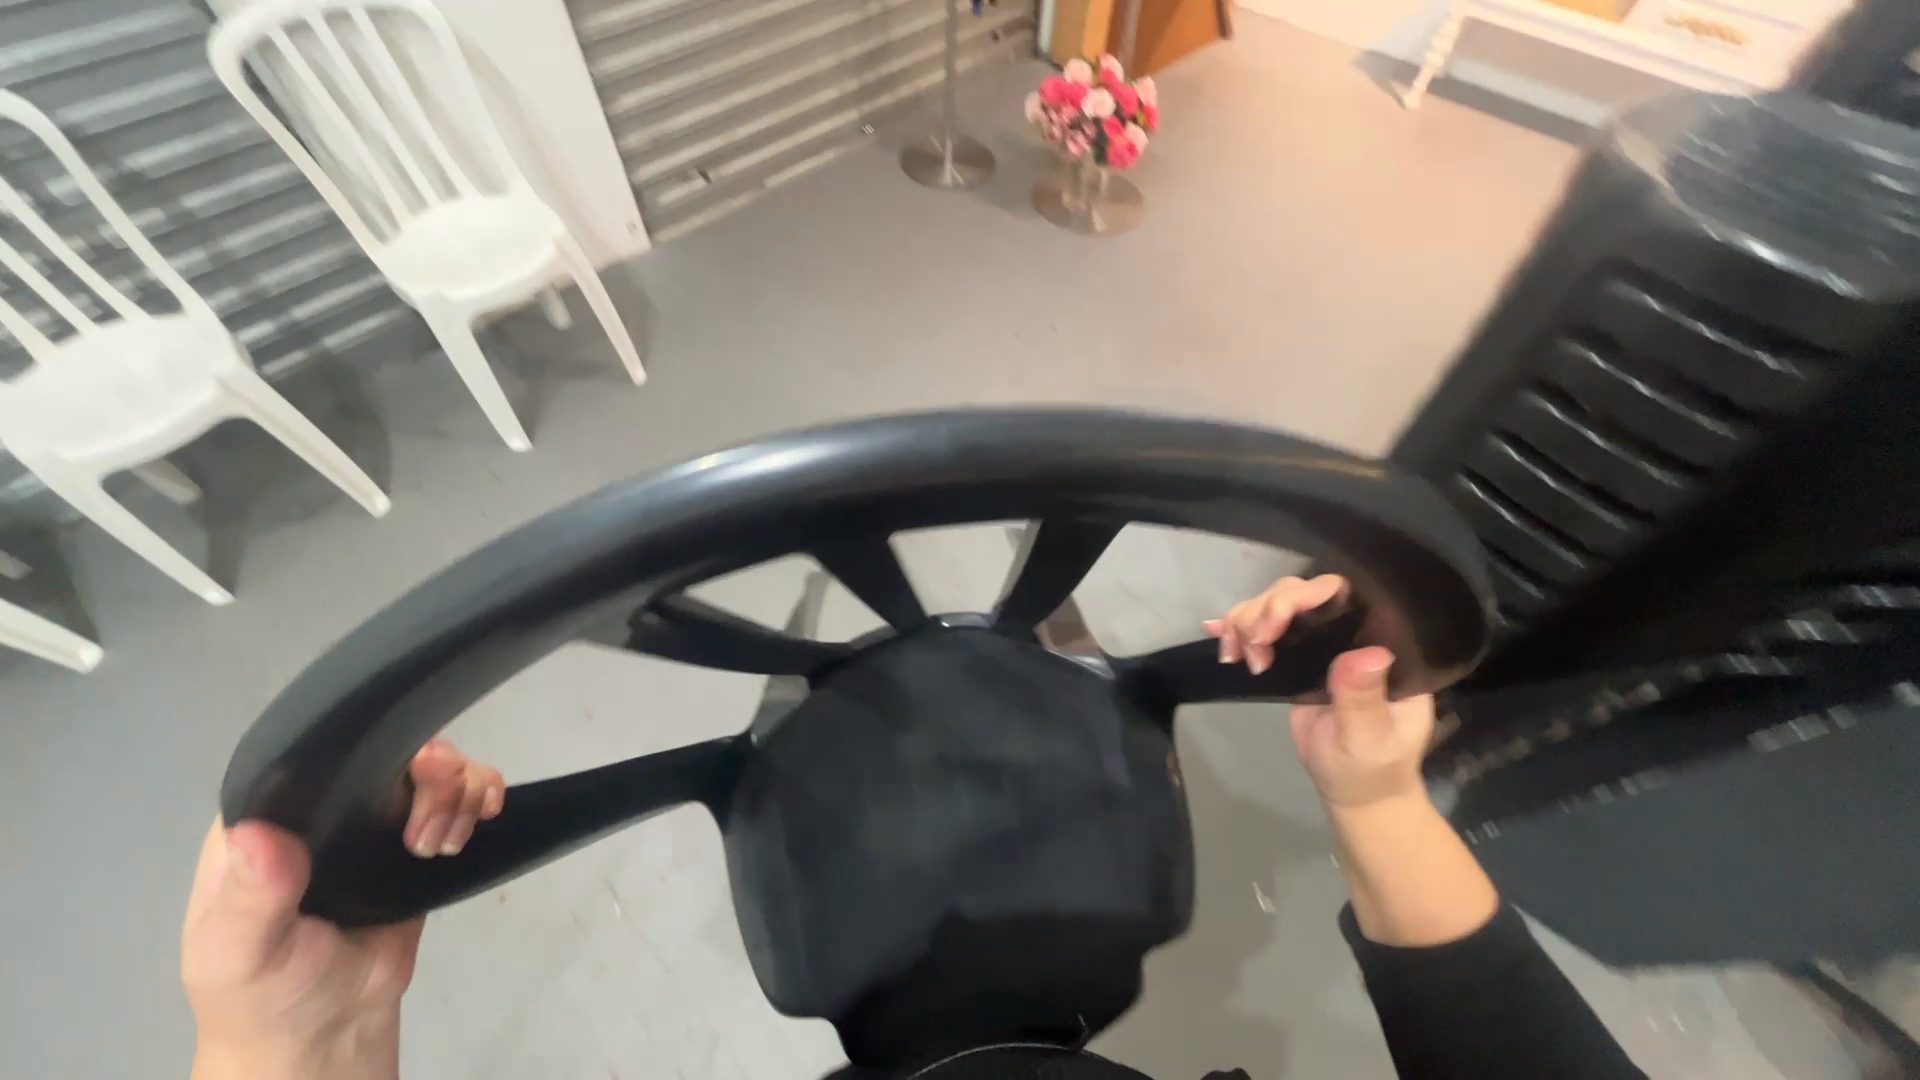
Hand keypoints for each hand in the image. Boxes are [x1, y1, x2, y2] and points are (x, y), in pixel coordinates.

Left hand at [183, 740, 503, 1079]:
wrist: (331, 1027)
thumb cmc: (268, 993)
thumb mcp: (239, 955)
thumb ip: (248, 899)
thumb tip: (257, 832)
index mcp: (271, 817)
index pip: (322, 754)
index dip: (366, 752)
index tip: (399, 778)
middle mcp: (330, 805)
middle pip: (398, 750)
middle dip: (432, 778)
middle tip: (428, 833)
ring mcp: (383, 817)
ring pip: (441, 764)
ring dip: (461, 791)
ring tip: (443, 846)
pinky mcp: (427, 832)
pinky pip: (469, 788)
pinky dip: (485, 793)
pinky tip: (480, 819)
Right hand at [1208, 576, 1433, 808]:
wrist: (1353, 788)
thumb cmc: (1373, 766)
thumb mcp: (1371, 738)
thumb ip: (1363, 697)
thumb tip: (1368, 653)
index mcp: (1379, 641)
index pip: (1342, 594)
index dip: (1301, 597)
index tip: (1270, 627)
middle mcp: (1348, 631)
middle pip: (1298, 592)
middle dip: (1263, 612)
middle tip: (1252, 651)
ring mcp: (1318, 641)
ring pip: (1273, 606)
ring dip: (1244, 622)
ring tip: (1235, 657)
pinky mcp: (1292, 656)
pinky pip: (1261, 630)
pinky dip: (1234, 628)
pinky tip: (1214, 632)